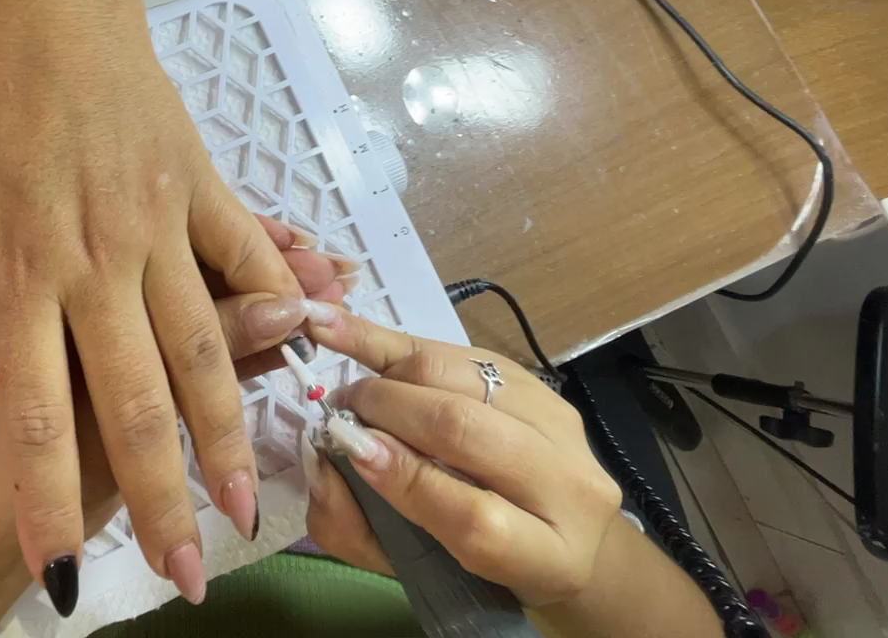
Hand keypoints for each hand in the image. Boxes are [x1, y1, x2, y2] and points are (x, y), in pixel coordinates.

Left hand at [0, 0, 311, 607]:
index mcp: (17, 270)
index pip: (34, 410)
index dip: (46, 497)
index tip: (62, 571)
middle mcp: (95, 263)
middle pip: (135, 401)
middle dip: (160, 498)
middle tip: (187, 575)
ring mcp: (158, 223)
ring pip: (204, 347)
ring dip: (226, 431)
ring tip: (244, 500)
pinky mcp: (199, 183)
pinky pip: (246, 256)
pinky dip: (277, 307)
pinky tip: (300, 353)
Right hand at [301, 308, 624, 606]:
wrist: (551, 521)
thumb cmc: (469, 553)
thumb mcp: (410, 564)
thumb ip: (353, 527)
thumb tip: (320, 460)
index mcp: (547, 555)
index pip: (475, 517)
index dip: (406, 479)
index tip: (350, 451)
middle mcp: (567, 484)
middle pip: (463, 429)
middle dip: (385, 412)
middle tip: (341, 418)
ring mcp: (553, 419)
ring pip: (452, 376)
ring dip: (387, 379)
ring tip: (354, 397)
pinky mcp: (526, 375)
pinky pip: (445, 348)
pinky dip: (381, 338)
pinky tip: (332, 324)